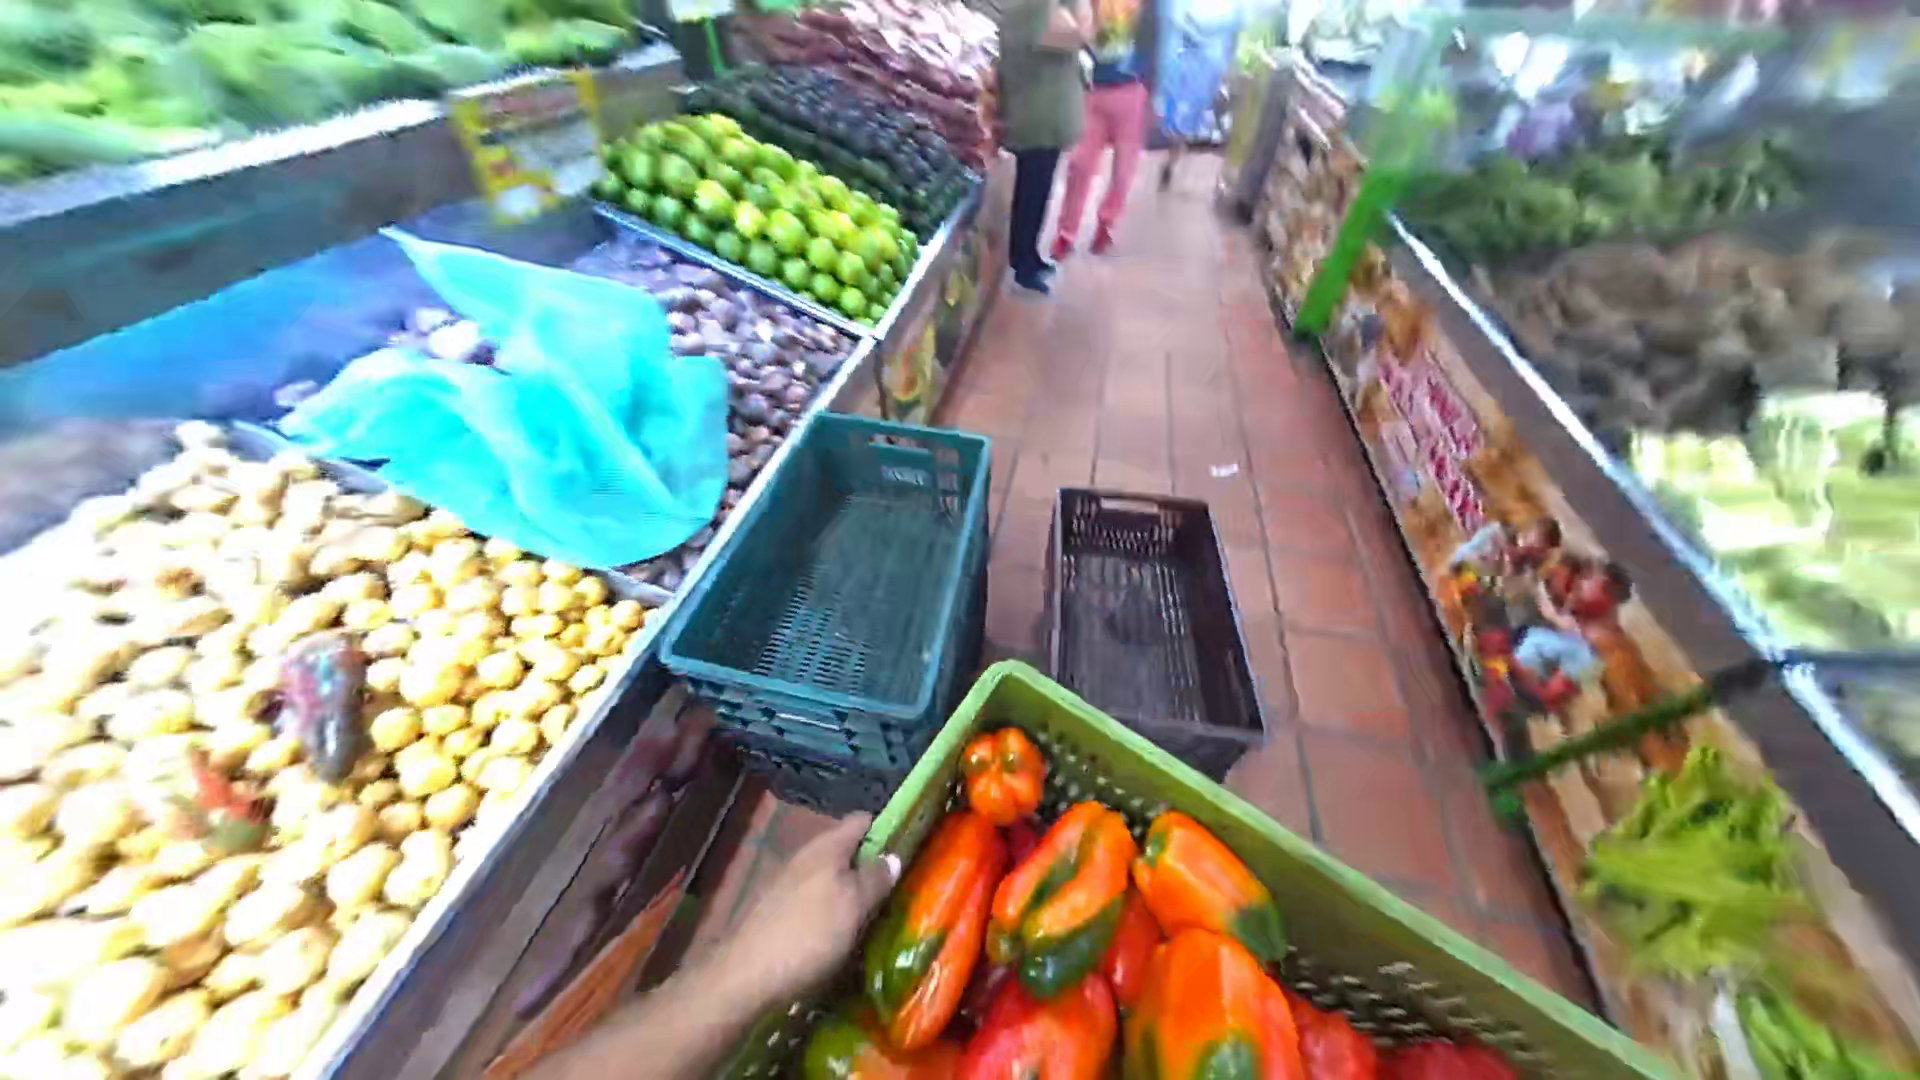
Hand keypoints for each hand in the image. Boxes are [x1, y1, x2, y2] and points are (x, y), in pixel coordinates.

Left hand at [710, 813, 899, 1009]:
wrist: (743, 977)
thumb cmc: (809, 934)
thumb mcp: (854, 907)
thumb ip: (876, 879)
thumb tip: (893, 856)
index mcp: (828, 845)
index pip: (862, 820)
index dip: (885, 829)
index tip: (904, 848)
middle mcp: (806, 852)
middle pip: (845, 846)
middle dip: (866, 863)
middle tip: (889, 888)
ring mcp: (787, 878)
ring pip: (828, 872)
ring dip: (846, 886)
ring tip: (865, 913)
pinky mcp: (774, 905)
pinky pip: (811, 893)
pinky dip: (826, 904)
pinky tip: (833, 931)